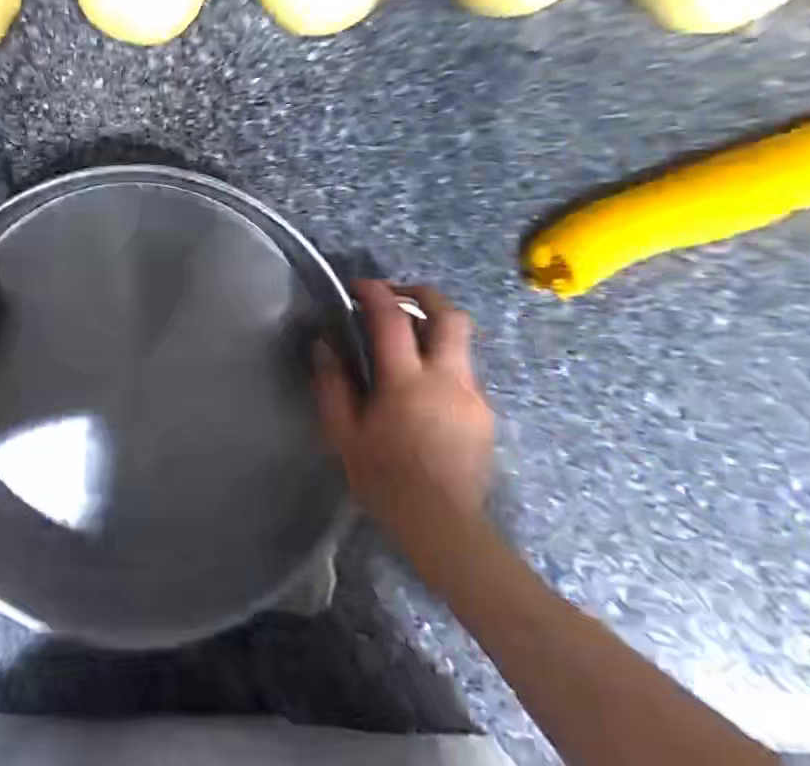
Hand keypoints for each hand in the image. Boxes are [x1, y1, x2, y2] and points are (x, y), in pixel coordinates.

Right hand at [315, 281, 494, 541]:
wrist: (443, 524)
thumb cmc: (385, 479)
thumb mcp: (344, 434)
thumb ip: (332, 385)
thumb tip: (324, 346)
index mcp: (406, 381)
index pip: (393, 319)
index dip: (375, 293)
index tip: (358, 285)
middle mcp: (447, 378)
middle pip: (449, 315)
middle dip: (424, 294)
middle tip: (397, 294)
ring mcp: (472, 394)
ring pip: (461, 343)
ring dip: (434, 329)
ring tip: (407, 344)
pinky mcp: (484, 413)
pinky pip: (463, 373)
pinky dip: (441, 364)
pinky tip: (422, 391)